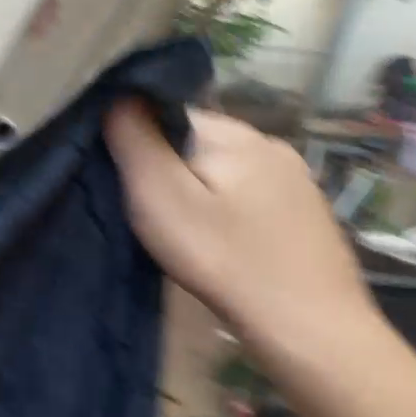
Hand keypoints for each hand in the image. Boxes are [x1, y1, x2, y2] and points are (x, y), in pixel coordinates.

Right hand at [102, 99, 382, 373]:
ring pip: (214, 165)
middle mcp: (269, 144)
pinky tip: (207, 231)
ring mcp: (290, 177)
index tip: (113, 174)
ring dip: (187, 184)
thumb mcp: (158, 194)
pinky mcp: (296, 207)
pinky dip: (213, 202)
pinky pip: (238, 188)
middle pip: (190, 139)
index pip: (166, 114)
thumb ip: (135, 141)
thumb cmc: (220, 252)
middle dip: (159, 163)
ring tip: (169, 221)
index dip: (131, 139)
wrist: (302, 320)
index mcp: (235, 135)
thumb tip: (119, 96)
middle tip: (137, 204)